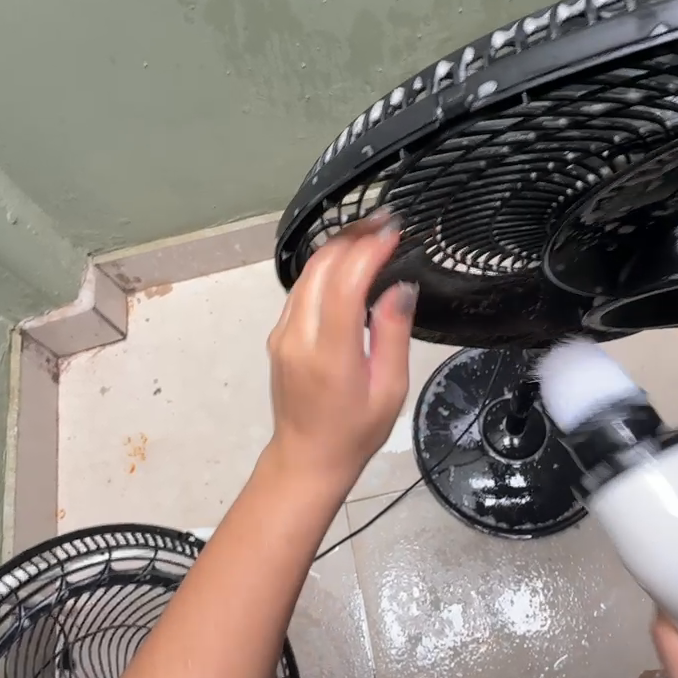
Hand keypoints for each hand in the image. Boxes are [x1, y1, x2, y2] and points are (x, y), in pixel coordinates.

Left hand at [263, 209, 415, 495]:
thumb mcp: (390, 389)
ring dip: (337, 247)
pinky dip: (325, 266)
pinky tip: (348, 260)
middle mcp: (298, 336)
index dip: (368, 250)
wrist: (306, 458)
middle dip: (352, 237)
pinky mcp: (278, 334)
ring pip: (306, 273)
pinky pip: (301, 288)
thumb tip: (399, 286)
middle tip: (385, 220)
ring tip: (370, 232)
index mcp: (330, 353)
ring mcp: (282, 333)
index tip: (393, 230)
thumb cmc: (356, 430)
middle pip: (320, 268)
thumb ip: (393, 334)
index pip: (344, 284)